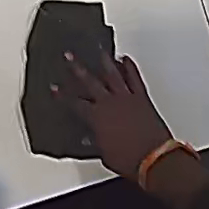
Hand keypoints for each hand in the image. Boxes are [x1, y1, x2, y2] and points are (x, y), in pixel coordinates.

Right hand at [59, 54, 174, 179]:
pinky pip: (134, 78)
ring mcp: (126, 97)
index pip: (74, 103)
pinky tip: (125, 58)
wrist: (154, 159)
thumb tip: (91, 138)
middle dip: (77, 68)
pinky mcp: (141, 97)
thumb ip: (96, 141)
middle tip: (69, 56)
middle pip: (89, 82)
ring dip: (104, 60)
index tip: (54, 87)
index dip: (62, 95)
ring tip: (98, 49)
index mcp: (96, 118)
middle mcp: (109, 103)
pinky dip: (130, 67)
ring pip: (112, 74)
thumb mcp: (105, 154)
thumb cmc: (129, 160)